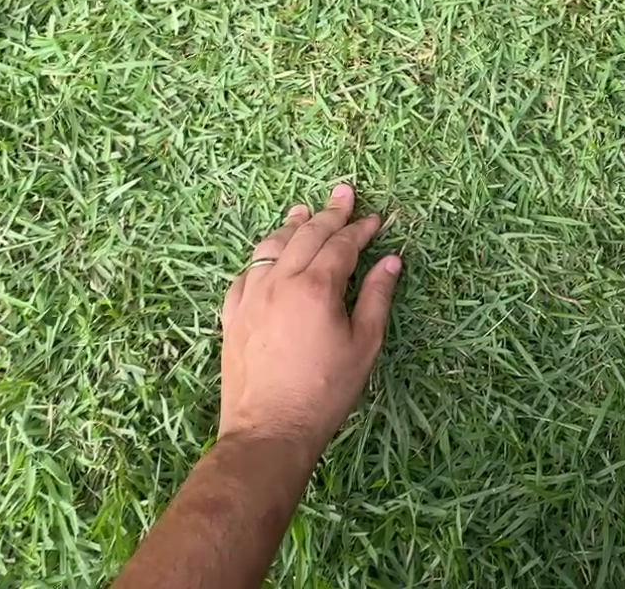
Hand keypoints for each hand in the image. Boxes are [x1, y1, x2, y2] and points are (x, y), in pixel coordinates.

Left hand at [218, 183, 402, 459]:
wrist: (268, 433)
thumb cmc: (325, 390)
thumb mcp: (364, 344)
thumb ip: (377, 296)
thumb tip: (391, 260)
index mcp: (316, 288)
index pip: (342, 244)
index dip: (361, 228)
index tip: (376, 218)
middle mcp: (280, 283)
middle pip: (307, 235)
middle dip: (329, 212)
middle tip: (344, 192)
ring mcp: (251, 299)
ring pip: (271, 248)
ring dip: (291, 226)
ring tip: (303, 210)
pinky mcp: (232, 318)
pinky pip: (244, 276)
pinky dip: (261, 259)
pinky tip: (267, 257)